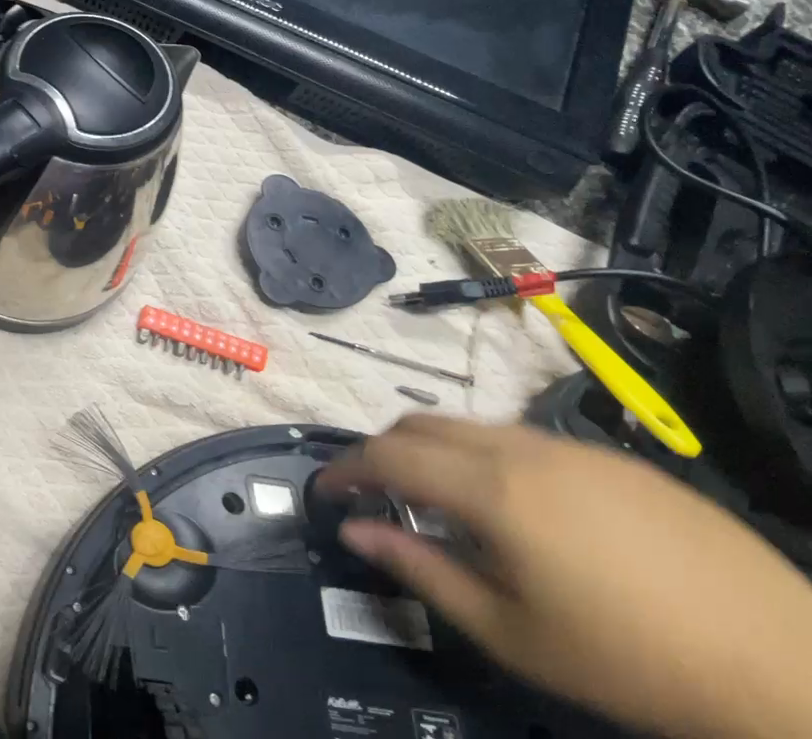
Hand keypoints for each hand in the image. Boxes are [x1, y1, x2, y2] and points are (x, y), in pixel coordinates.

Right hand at [317, 415, 811, 738]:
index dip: (345, 467)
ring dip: (436, 451)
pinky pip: (528, 441)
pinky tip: (517, 511)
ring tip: (441, 503)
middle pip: (425, 423)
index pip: (388, 453)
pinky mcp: (622, 464)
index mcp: (493, 489)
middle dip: (383, 450)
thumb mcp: (506, 629)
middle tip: (374, 493)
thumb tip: (355, 530)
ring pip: (476, 427)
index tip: (325, 491)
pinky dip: (489, 458)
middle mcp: (527, 450)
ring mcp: (579, 451)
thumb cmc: (627, 658)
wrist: (789, 668)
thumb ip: (419, 569)